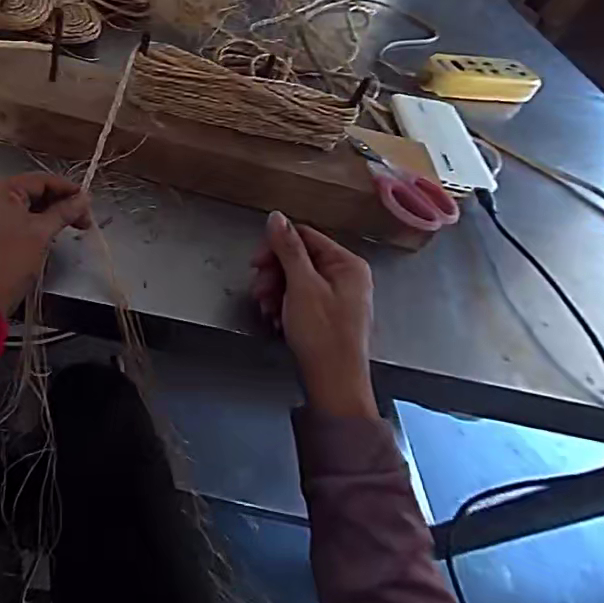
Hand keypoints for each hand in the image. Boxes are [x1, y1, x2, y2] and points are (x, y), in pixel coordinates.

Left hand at [0, 173, 92, 314]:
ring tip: (74, 225)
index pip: (41, 180)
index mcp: (0, 188)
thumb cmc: (11, 259)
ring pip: (27, 206)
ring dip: (51, 214)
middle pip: (34, 191)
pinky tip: (54, 231)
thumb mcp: (42, 232)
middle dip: (61, 204)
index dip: (68, 189)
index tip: (88, 200)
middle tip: (84, 218)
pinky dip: (37, 222)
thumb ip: (65, 211)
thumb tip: (84, 198)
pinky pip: (18, 217)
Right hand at [251, 212, 377, 418]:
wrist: (334, 385)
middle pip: (298, 258)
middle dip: (273, 273)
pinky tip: (276, 318)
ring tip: (266, 308)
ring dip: (275, 290)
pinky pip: (299, 297)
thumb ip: (288, 248)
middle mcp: (346, 276)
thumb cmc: (323, 336)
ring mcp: (337, 295)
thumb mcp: (301, 286)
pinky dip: (283, 304)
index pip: (304, 236)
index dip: (276, 247)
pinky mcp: (327, 314)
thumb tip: (276, 217)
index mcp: (347, 264)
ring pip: (295, 278)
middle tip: (259, 290)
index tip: (256, 263)